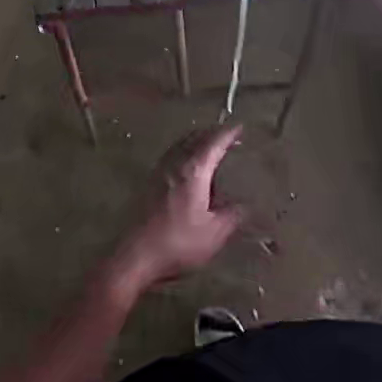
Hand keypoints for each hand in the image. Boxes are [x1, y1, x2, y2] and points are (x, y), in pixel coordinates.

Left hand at [111, 124, 248, 289]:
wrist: (136, 253)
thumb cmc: (178, 242)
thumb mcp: (215, 232)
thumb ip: (232, 215)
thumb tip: (245, 205)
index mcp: (192, 172)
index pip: (212, 144)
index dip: (227, 134)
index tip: (239, 127)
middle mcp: (172, 166)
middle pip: (192, 140)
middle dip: (209, 134)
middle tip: (226, 135)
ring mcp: (157, 173)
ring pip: (178, 147)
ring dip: (194, 142)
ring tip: (209, 146)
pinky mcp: (147, 184)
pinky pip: (169, 158)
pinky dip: (182, 154)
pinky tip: (186, 167)